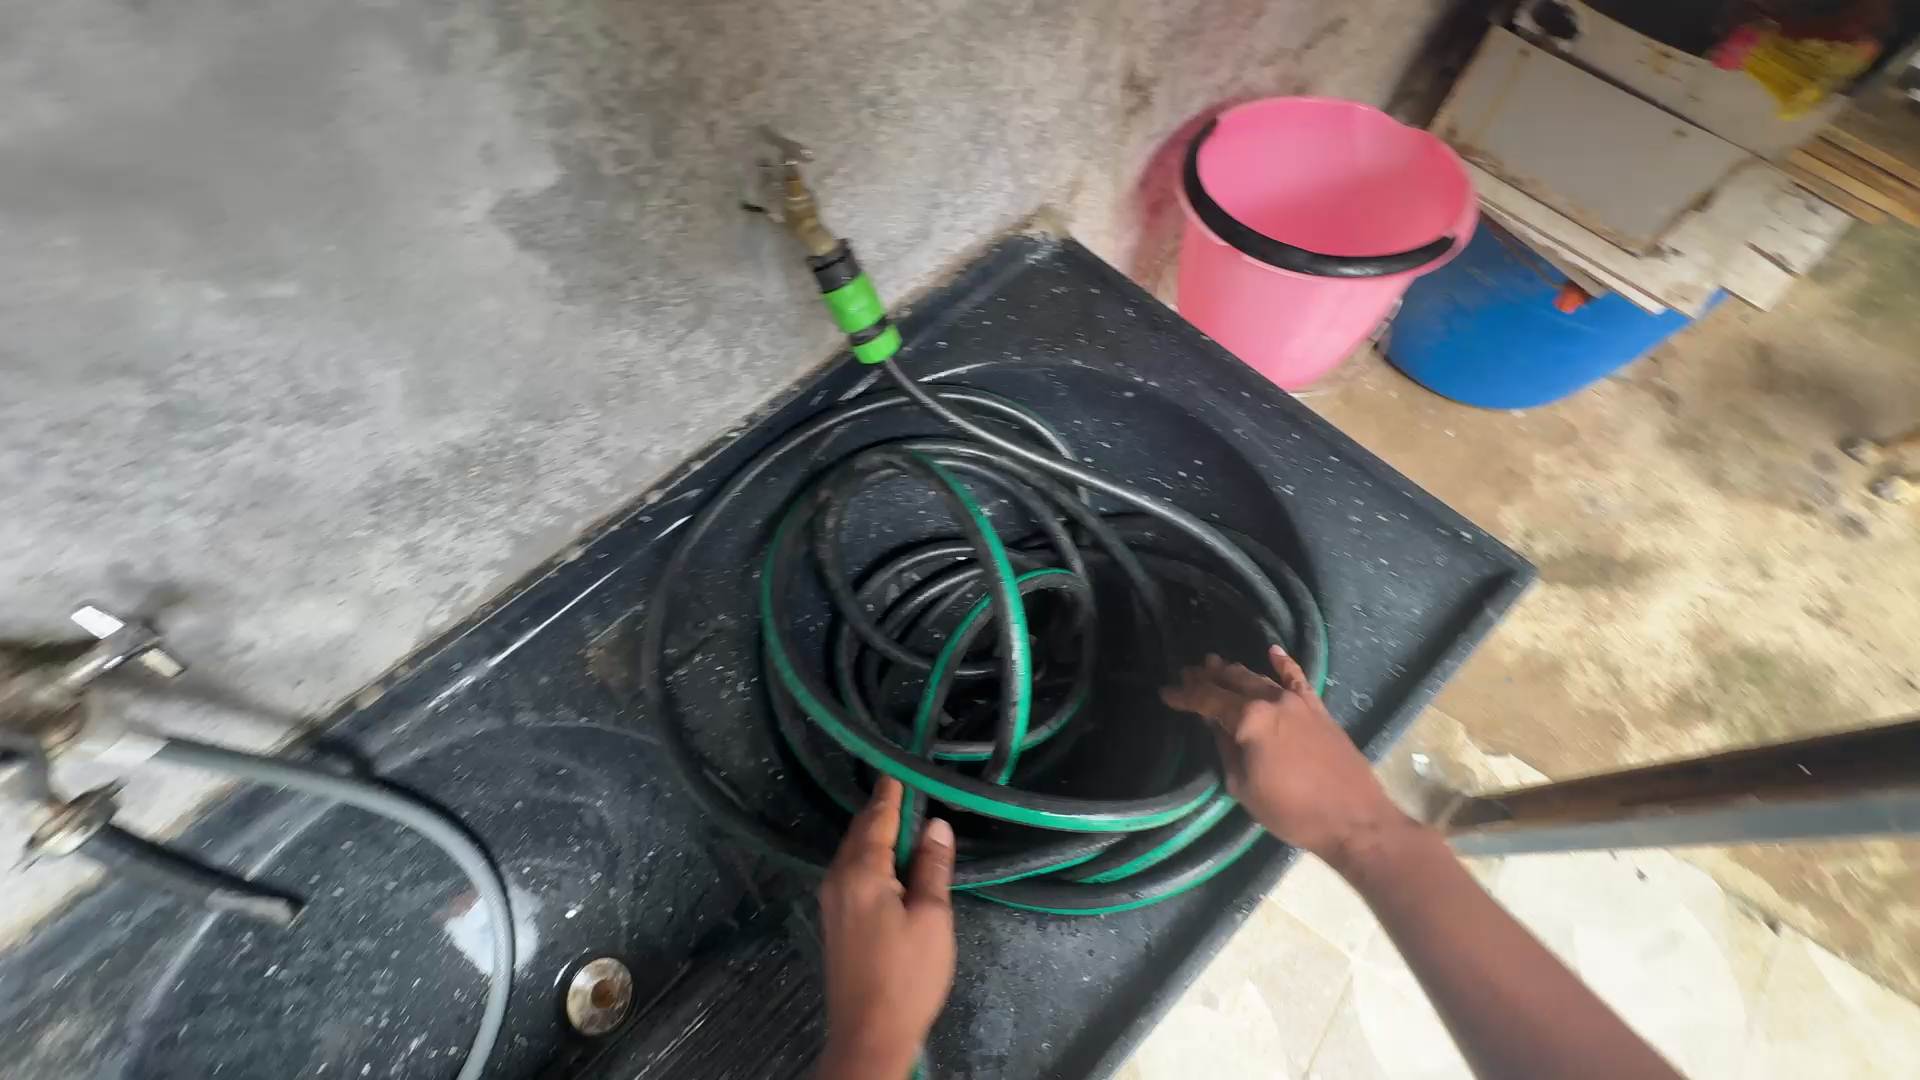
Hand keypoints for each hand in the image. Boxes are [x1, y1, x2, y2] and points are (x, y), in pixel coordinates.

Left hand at [815, 776, 955, 1079]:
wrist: (868, 1037)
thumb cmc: (907, 977)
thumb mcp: (932, 918)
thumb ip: (932, 866)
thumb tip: (936, 824)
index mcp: (862, 872)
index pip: (878, 816)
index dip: (892, 790)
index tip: (900, 764)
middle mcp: (838, 877)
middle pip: (861, 829)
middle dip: (883, 808)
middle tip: (909, 788)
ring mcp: (831, 899)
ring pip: (854, 849)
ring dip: (876, 831)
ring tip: (905, 818)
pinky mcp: (833, 918)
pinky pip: (850, 868)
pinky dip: (869, 853)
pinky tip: (888, 859)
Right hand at [1161, 646, 1406, 866]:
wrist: (1354, 820)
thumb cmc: (1291, 810)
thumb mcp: (1242, 786)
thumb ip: (1225, 748)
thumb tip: (1216, 725)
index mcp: (1248, 719)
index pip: (1206, 699)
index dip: (1183, 696)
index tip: (1166, 693)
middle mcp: (1271, 701)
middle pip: (1231, 680)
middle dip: (1206, 676)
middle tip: (1187, 673)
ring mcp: (1297, 702)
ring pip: (1258, 677)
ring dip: (1234, 671)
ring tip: (1214, 664)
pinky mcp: (1318, 710)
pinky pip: (1297, 679)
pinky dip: (1283, 664)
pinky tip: (1273, 651)